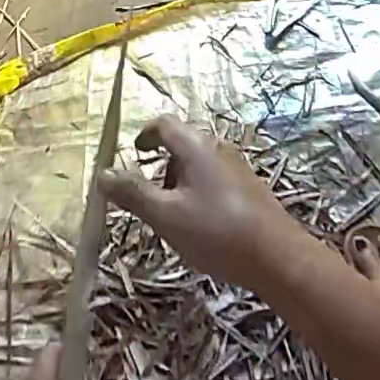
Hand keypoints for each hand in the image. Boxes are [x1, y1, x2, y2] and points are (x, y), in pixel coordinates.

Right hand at [96, 115, 300, 287]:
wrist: (276, 255)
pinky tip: (201, 225)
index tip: (134, 153)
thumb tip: (103, 174)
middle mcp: (216, 146)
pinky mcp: (248, 185)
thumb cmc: (216, 231)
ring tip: (174, 218)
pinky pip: (214, 177)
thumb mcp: (166, 216)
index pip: (164, 124)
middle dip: (160, 166)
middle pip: (181, 143)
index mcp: (195, 146)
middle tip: (150, 199)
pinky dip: (198, 191)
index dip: (145, 134)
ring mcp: (235, 165)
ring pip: (198, 163)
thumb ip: (133, 194)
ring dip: (179, 181)